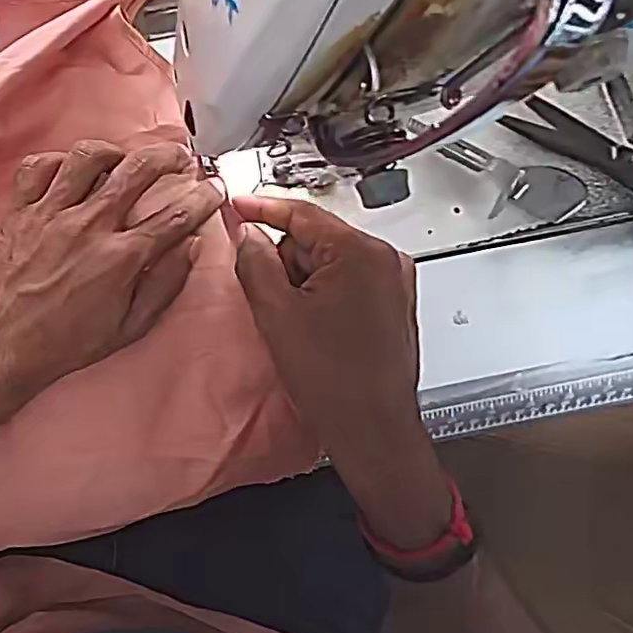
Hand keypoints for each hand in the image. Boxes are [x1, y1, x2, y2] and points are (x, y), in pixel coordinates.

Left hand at [0, 140, 222, 426]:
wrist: (7, 345)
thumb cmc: (68, 341)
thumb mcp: (130, 326)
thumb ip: (166, 284)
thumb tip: (192, 246)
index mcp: (120, 257)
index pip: (175, 215)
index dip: (202, 196)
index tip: (213, 188)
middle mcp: (88, 226)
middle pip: (138, 169)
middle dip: (168, 156)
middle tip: (179, 159)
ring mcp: (51, 214)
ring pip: (88, 157)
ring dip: (115, 151)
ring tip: (124, 159)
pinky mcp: (21, 212)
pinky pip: (38, 167)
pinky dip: (57, 161)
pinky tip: (70, 171)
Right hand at [232, 194, 451, 545]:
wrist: (371, 427)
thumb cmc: (334, 379)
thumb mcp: (276, 313)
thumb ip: (254, 263)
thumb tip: (247, 236)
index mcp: (360, 253)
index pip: (302, 213)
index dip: (262, 208)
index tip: (239, 204)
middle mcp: (385, 260)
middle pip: (313, 239)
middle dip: (285, 264)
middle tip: (273, 303)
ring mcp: (392, 281)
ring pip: (326, 262)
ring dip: (301, 284)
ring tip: (298, 326)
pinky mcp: (391, 302)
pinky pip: (344, 282)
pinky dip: (320, 296)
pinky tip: (313, 329)